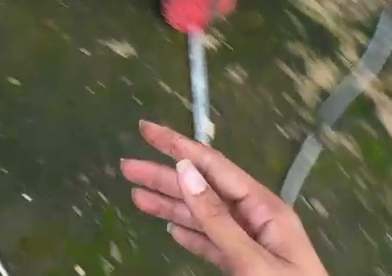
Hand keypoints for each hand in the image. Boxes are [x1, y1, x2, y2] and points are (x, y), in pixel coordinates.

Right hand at [120, 121, 327, 275]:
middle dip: (164, 177)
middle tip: (127, 168)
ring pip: (203, 216)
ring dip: (170, 205)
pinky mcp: (248, 269)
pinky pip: (213, 243)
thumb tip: (184, 168)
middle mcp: (257, 220)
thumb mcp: (254, 263)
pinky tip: (171, 229)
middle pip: (203, 189)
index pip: (213, 165)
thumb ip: (217, 218)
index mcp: (265, 209)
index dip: (177, 145)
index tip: (145, 131)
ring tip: (136, 197)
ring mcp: (253, 245)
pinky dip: (191, 235)